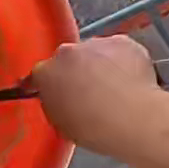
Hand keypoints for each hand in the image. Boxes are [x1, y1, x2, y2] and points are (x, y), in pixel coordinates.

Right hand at [32, 35, 168, 155]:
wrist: (128, 118)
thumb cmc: (90, 125)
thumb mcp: (56, 120)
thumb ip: (52, 101)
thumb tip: (59, 97)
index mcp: (44, 73)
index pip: (40, 74)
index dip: (48, 84)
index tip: (54, 92)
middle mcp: (66, 53)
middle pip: (66, 58)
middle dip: (72, 70)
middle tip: (84, 90)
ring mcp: (95, 44)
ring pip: (93, 51)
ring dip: (97, 63)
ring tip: (110, 84)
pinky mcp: (123, 42)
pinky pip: (118, 48)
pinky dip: (121, 59)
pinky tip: (126, 77)